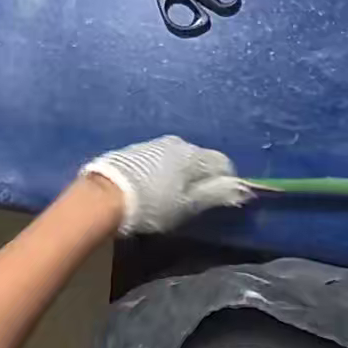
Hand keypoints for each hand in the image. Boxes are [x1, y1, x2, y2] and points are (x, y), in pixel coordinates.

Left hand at [80, 135, 250, 234]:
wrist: (104, 195)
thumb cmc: (152, 203)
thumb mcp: (189, 205)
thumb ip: (217, 194)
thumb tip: (243, 188)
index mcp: (193, 154)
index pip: (223, 163)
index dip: (224, 183)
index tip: (216, 201)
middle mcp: (175, 142)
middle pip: (199, 159)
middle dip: (200, 178)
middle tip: (191, 202)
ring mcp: (152, 144)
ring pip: (177, 159)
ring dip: (178, 175)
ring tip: (167, 197)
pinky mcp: (133, 151)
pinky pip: (157, 160)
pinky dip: (160, 173)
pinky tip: (149, 188)